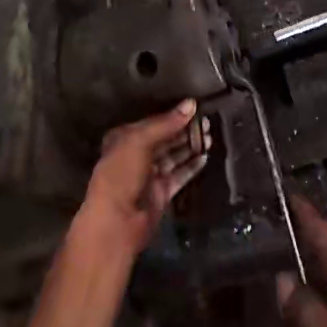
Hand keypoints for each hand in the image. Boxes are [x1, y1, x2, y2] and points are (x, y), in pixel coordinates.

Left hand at [72, 100, 210, 261]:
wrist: (116, 222)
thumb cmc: (121, 174)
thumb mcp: (139, 141)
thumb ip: (166, 123)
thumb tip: (191, 104)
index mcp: (125, 138)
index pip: (154, 122)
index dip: (173, 115)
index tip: (195, 108)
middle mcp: (137, 155)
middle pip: (166, 138)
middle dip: (185, 130)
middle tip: (207, 122)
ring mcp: (150, 175)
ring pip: (174, 156)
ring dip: (191, 146)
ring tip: (210, 136)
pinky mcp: (162, 192)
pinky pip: (179, 175)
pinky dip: (191, 166)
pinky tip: (205, 157)